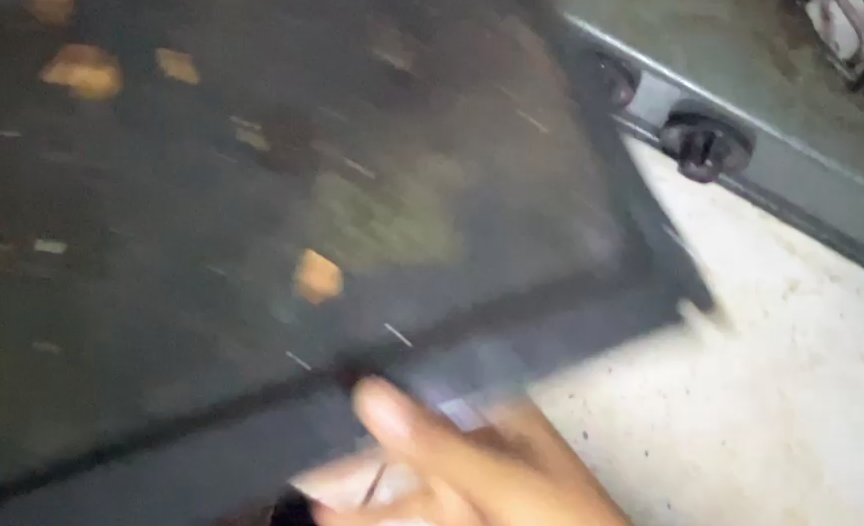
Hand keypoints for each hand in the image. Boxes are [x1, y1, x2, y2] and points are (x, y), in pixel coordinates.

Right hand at [308, 378, 628, 525]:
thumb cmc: (563, 518)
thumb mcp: (502, 479)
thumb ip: (435, 441)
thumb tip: (367, 390)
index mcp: (494, 404)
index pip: (428, 369)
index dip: (381, 362)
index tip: (330, 355)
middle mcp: (477, 429)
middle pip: (407, 420)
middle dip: (358, 427)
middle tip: (300, 419)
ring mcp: (472, 477)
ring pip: (404, 470)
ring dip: (359, 481)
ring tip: (307, 486)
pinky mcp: (466, 513)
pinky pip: (416, 507)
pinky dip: (379, 513)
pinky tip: (337, 518)